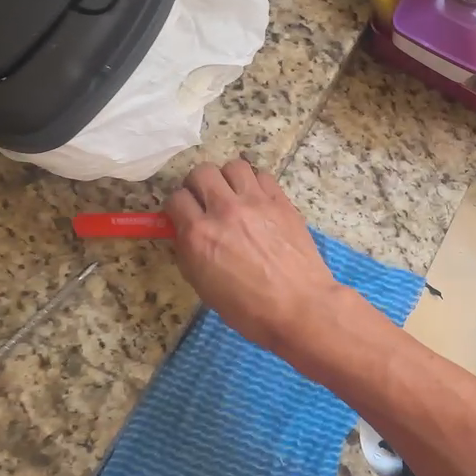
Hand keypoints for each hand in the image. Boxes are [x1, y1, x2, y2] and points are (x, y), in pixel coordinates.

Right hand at [165, 160, 339, 349]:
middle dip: (198, 184)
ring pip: (234, 166)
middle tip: (206, 200)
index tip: (183, 215)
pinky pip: (263, 176)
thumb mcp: (204, 285)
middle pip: (202, 172)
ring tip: (234, 196)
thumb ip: (190, 251)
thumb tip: (186, 230)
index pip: (176, 199)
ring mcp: (256, 202)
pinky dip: (256, 183)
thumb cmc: (248, 309)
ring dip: (228, 178)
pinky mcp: (282, 201)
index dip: (178, 207)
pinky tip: (258, 201)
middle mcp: (225, 210)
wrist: (300, 306)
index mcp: (199, 235)